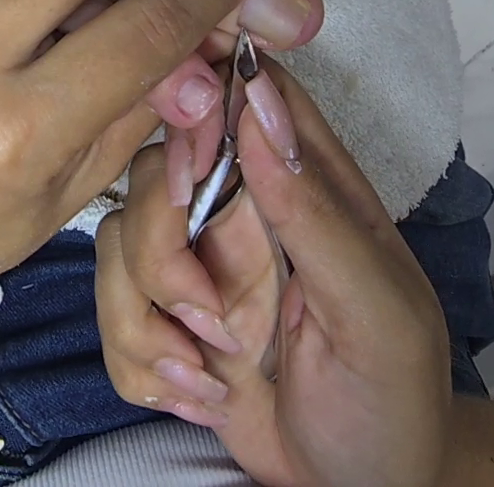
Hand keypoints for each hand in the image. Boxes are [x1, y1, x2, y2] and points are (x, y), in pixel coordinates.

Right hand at [96, 59, 451, 486]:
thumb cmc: (388, 400)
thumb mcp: (374, 314)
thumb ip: (316, 212)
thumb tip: (258, 105)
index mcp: (299, 186)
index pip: (245, 94)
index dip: (201, 98)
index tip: (188, 168)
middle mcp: (234, 209)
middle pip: (153, 172)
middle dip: (160, 253)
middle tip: (209, 318)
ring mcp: (190, 259)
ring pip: (115, 241)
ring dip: (147, 324)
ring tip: (208, 378)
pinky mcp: (157, 311)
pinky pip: (106, 310)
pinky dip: (140, 366)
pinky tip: (196, 396)